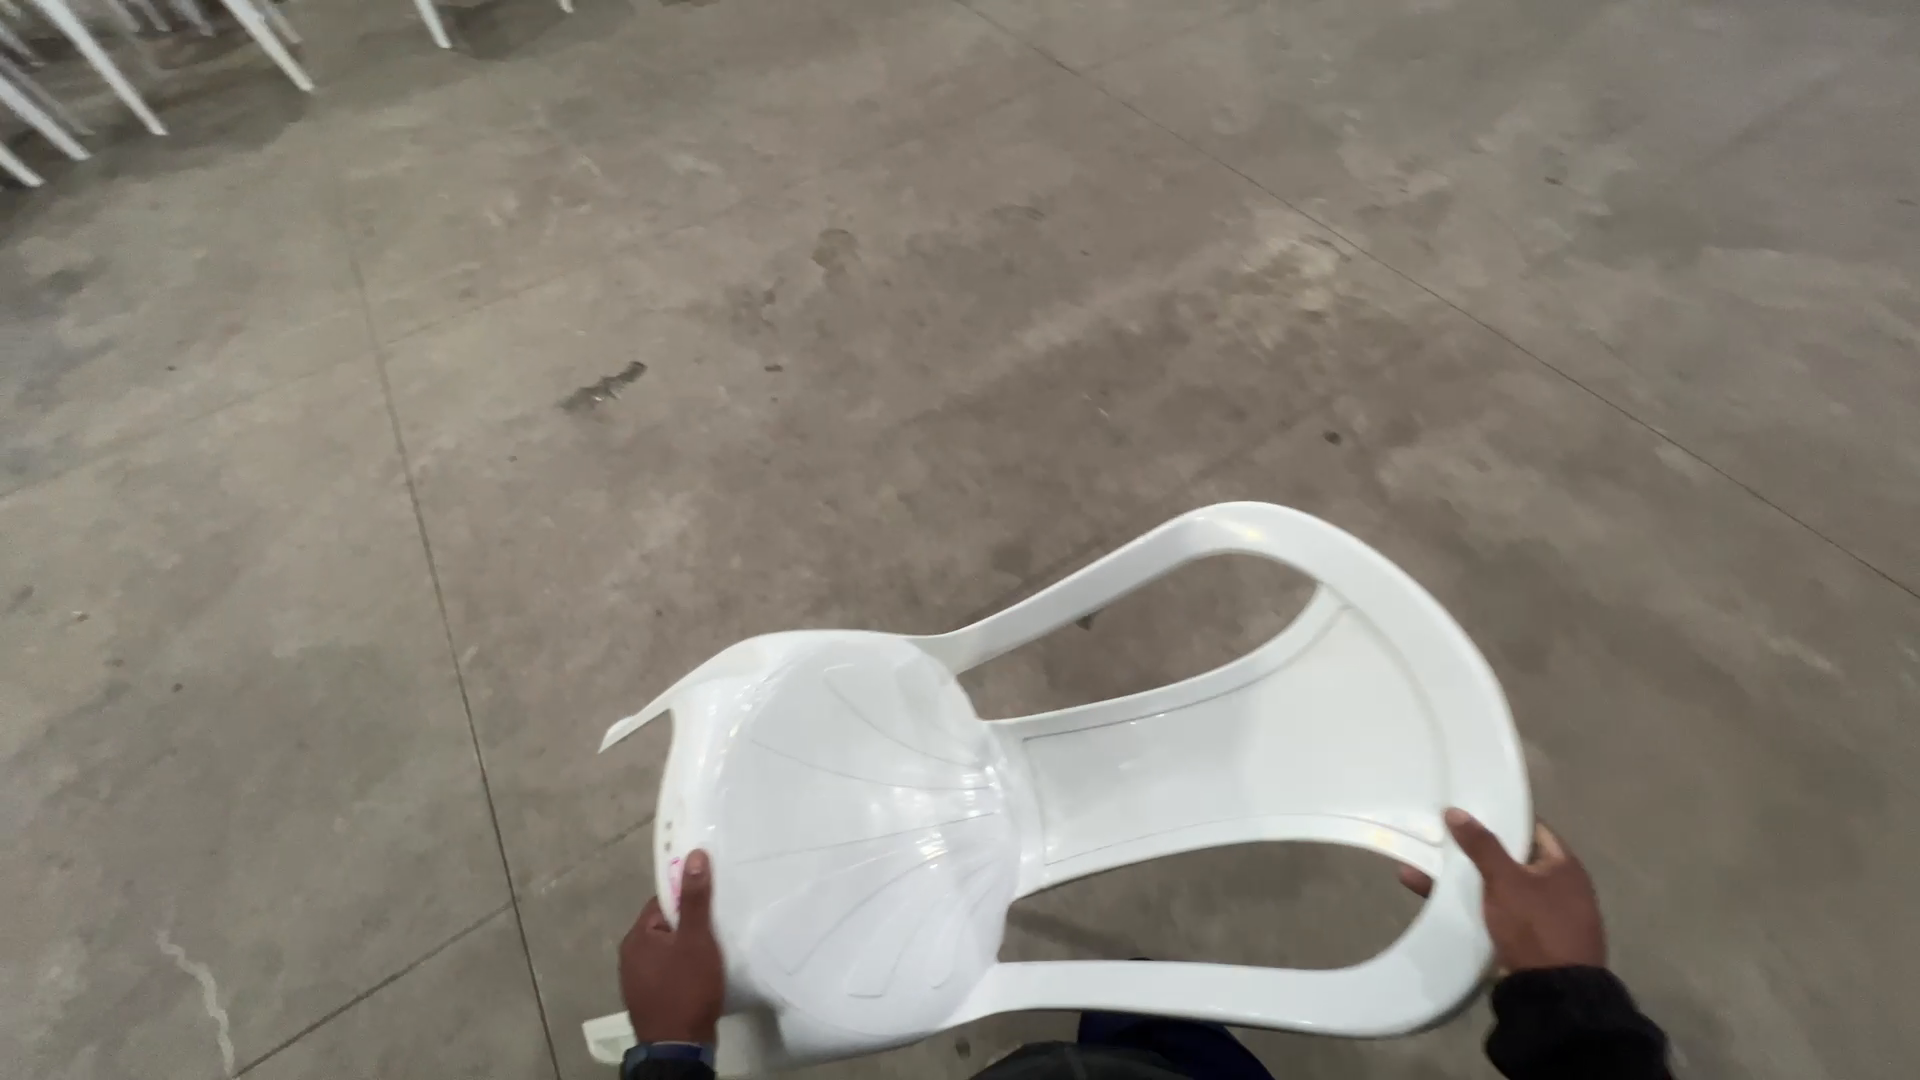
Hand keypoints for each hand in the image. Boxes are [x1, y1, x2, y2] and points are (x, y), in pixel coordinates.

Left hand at [620, 849, 724, 1043]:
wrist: (680, 1047)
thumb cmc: (687, 988)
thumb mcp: (697, 938)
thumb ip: (695, 898)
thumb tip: (694, 855)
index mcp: (636, 937)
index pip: (664, 900)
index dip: (689, 898)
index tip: (712, 901)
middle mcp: (630, 956)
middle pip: (666, 924)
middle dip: (691, 922)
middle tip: (717, 924)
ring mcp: (638, 980)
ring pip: (669, 948)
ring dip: (689, 945)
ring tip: (714, 947)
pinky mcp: (649, 997)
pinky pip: (668, 968)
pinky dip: (685, 965)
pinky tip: (703, 971)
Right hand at [1400, 808, 1607, 972]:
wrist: (1553, 993)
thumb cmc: (1537, 926)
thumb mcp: (1506, 880)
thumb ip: (1481, 845)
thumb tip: (1455, 811)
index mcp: (1564, 867)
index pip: (1530, 828)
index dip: (1500, 815)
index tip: (1466, 805)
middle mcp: (1555, 886)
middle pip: (1507, 854)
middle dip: (1471, 844)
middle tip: (1438, 829)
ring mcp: (1537, 910)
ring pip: (1491, 880)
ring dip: (1458, 872)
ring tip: (1419, 858)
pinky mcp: (1520, 932)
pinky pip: (1485, 904)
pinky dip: (1459, 896)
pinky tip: (1420, 887)